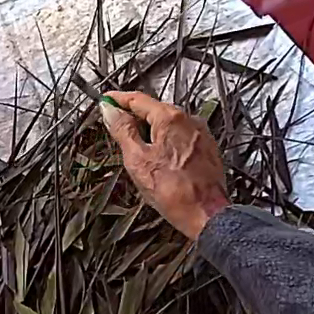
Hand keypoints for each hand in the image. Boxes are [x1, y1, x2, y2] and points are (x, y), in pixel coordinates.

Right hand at [99, 91, 229, 240]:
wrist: (206, 214)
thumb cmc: (174, 191)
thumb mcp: (137, 159)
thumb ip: (122, 130)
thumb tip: (110, 111)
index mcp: (170, 118)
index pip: (138, 99)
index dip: (118, 99)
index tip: (106, 100)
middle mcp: (189, 120)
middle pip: (154, 109)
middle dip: (134, 116)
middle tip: (116, 124)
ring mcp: (200, 134)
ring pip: (168, 124)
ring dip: (150, 130)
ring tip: (135, 147)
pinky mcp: (207, 149)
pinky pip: (180, 136)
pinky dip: (165, 140)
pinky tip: (158, 158)